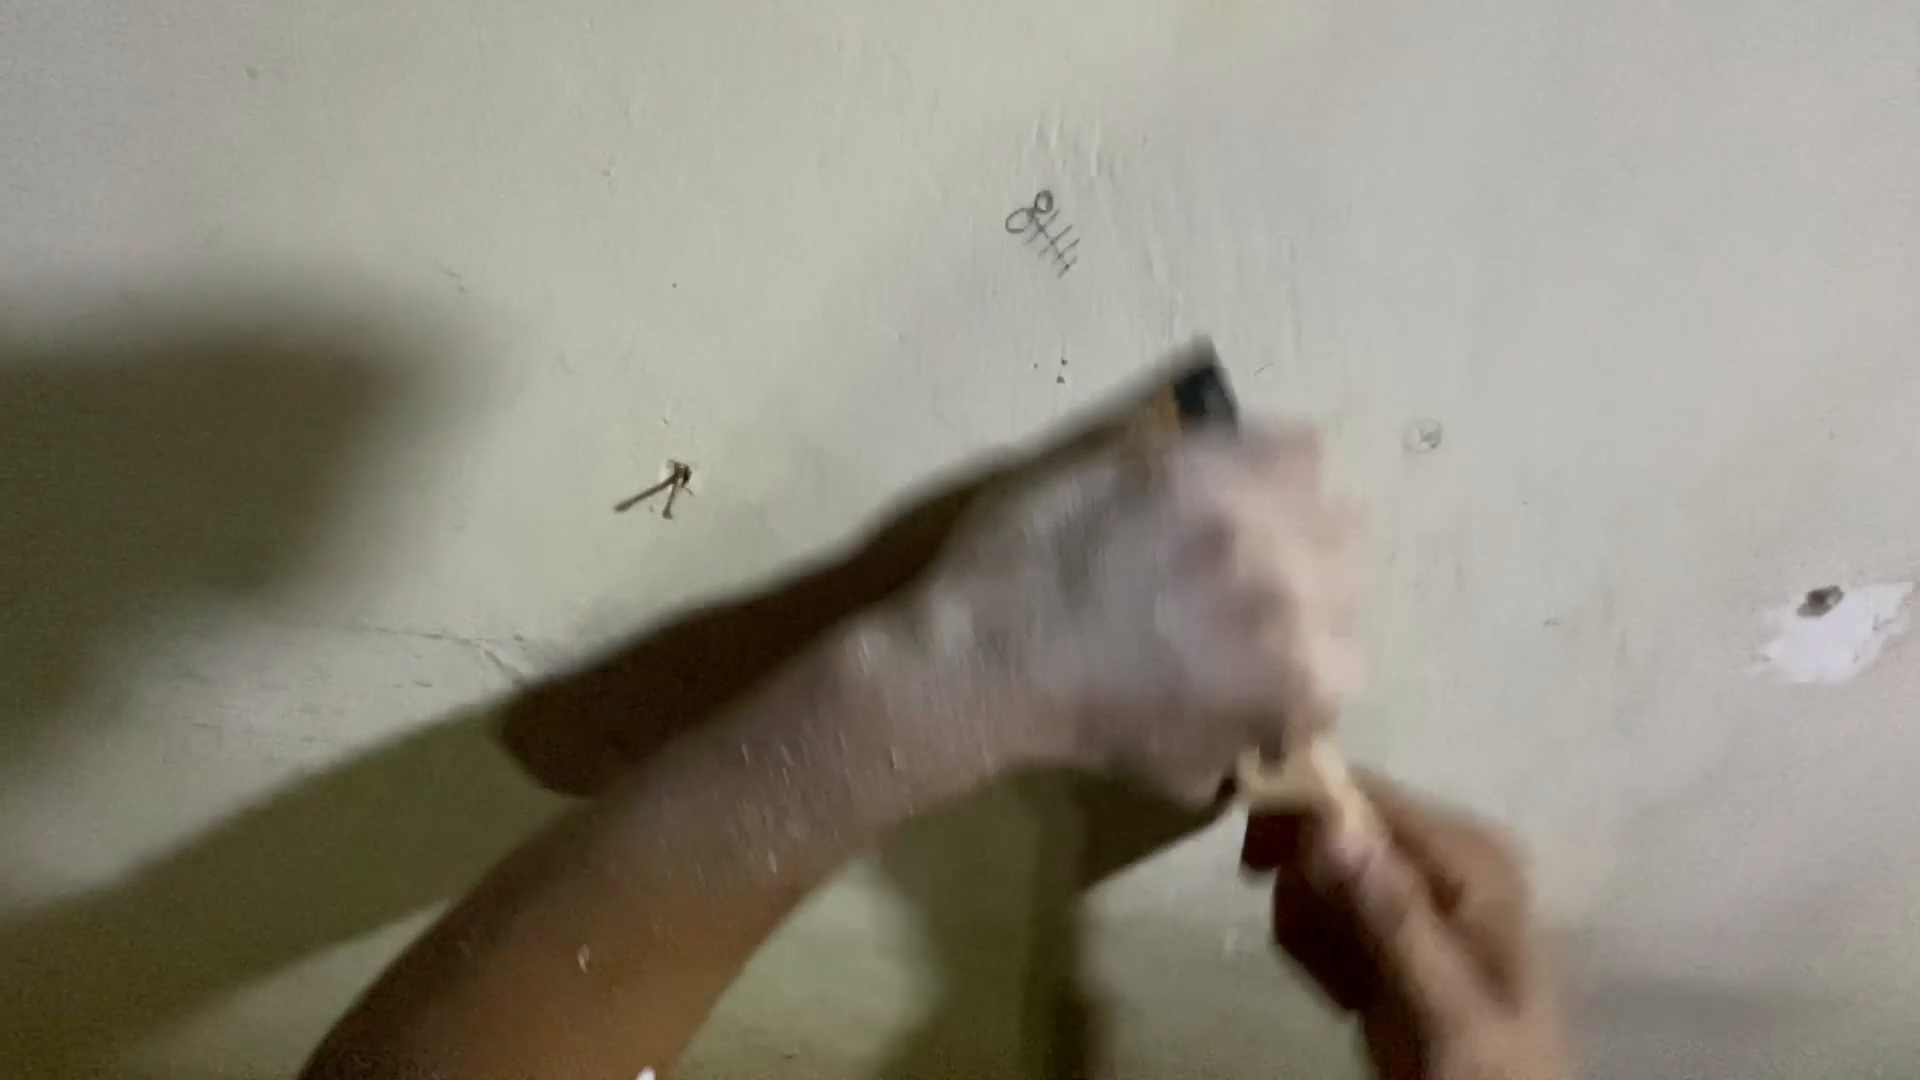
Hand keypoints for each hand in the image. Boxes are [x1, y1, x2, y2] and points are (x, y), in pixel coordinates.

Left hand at [908, 426, 1360, 804]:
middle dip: (1299, 581)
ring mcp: (1245, 518)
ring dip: (1284, 518)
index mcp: (1302, 678)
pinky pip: (1280, 443)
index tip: (1253, 644)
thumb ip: (1248, 746)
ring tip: (1222, 527)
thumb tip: (1271, 726)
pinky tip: (1213, 483)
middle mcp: (1297, 592)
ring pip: (1323, 500)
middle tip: (1234, 579)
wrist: (989, 653)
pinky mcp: (1192, 465)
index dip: (1295, 655)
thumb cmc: (1076, 720)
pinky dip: (1261, 459)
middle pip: (1349, 567)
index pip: (1348, 662)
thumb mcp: (1180, 771)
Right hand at [1242, 777, 1574, 1079]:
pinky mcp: (1380, 910)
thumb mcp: (1449, 1008)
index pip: (1360, 794)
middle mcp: (1436, 851)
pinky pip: (1312, 894)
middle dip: (1302, 883)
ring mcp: (1406, 880)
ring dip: (1304, 920)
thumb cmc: (1490, 1071)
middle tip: (1299, 936)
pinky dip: (1310, 939)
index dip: (1295, 813)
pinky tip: (1343, 988)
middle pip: (1325, 820)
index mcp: (1468, 854)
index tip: (1255, 866)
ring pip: (1308, 861)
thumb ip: (1396, 920)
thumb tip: (1334, 831)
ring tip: (1339, 982)